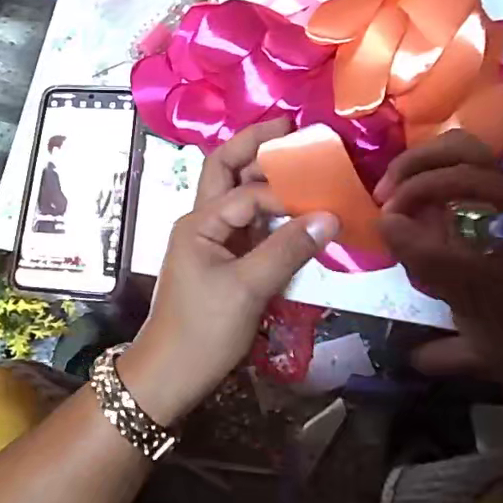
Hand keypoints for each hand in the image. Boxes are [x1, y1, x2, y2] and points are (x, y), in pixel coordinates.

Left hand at [121, 119, 338, 423]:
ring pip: (237, 193)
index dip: (283, 194)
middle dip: (254, 145)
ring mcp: (213, 239)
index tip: (320, 201)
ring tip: (296, 158)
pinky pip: (249, 221)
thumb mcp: (246, 289)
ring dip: (262, 173)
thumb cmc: (202, 330)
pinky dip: (270, 208)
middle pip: (226, 169)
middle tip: (290, 127)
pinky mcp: (225, 258)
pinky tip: (293, 206)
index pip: (246, 192)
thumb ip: (287, 250)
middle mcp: (202, 221)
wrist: (171, 376)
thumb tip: (331, 216)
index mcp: (199, 222)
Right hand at [376, 133, 502, 377]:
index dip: (422, 185)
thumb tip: (384, 220)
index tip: (387, 207)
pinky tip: (413, 219)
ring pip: (466, 170)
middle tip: (386, 192)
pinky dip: (434, 199)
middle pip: (470, 157)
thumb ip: (430, 258)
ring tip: (395, 204)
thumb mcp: (476, 300)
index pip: (473, 174)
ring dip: (425, 180)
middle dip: (422, 169)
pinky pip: (465, 195)